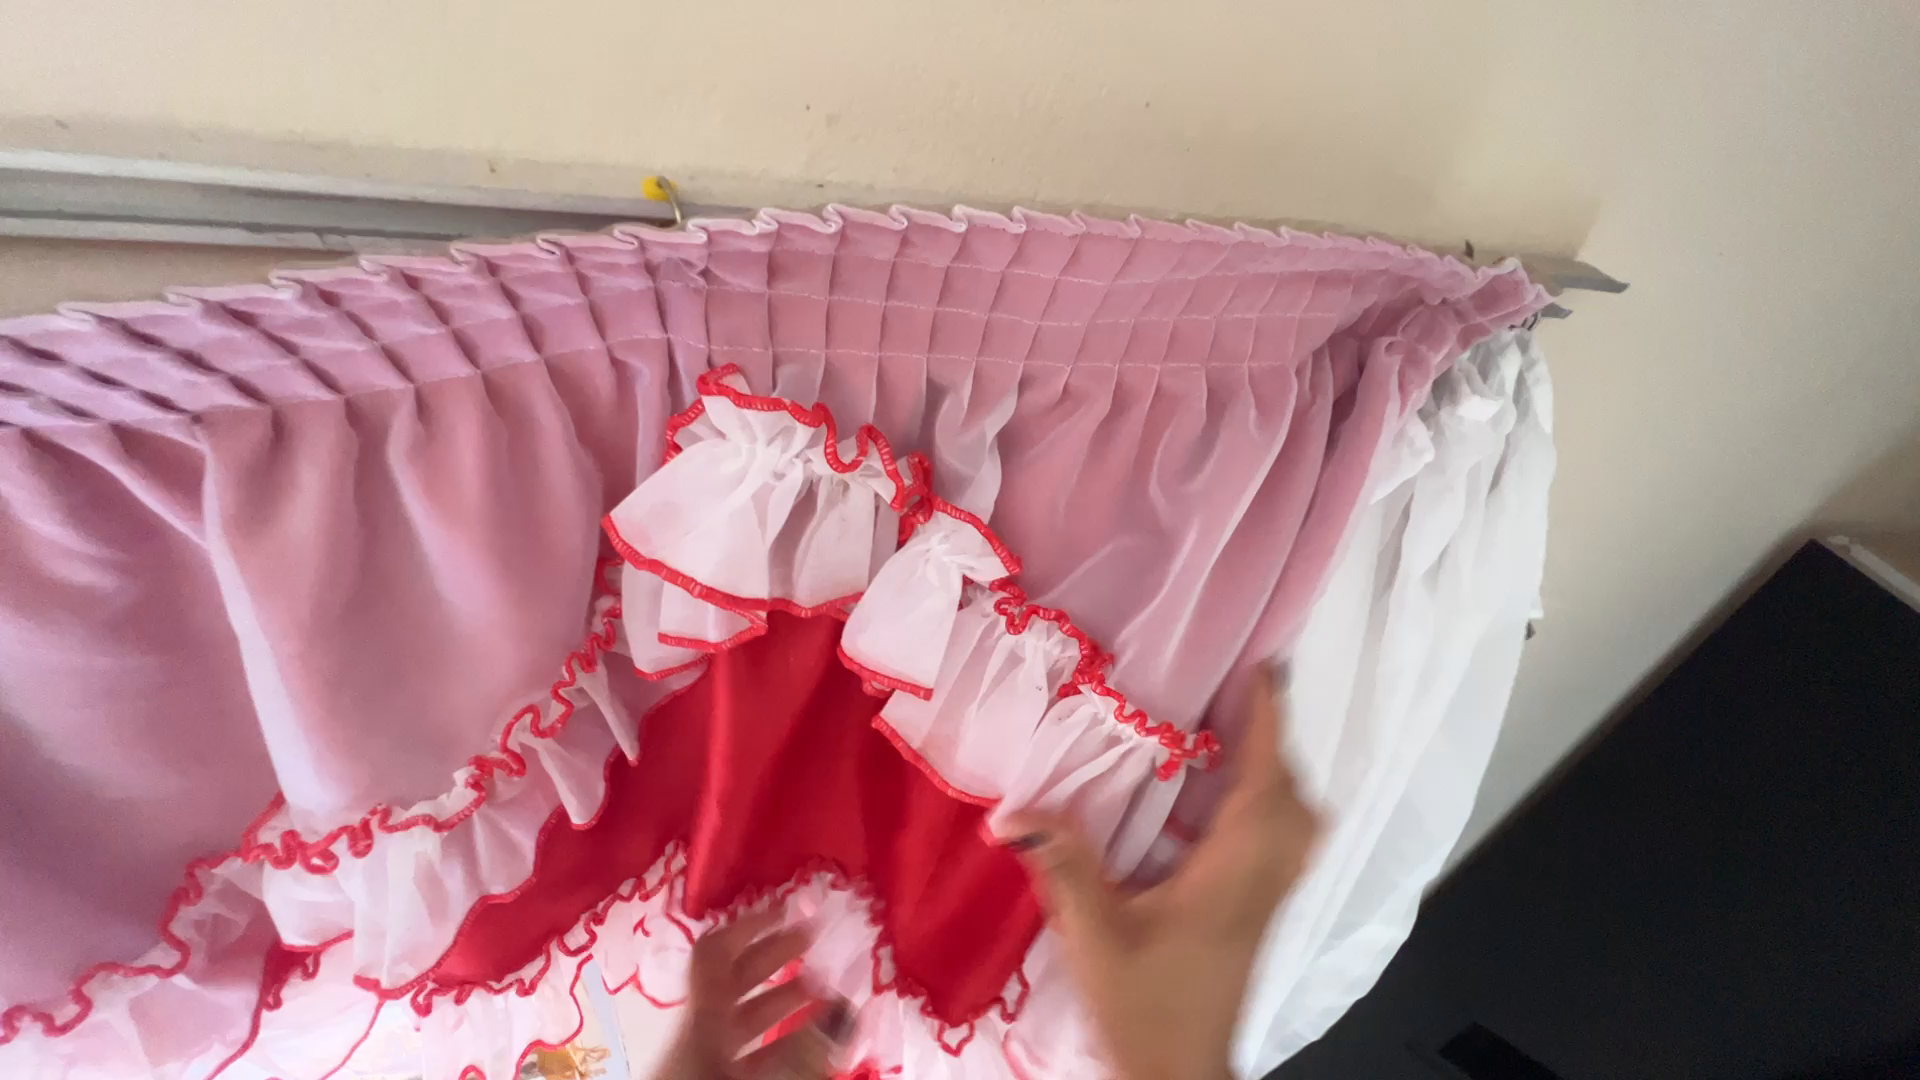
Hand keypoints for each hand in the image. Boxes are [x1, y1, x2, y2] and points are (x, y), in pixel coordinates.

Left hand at [649, 908, 851, 1079]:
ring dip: (778, 996)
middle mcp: (694, 1037)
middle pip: (729, 979)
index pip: (716, 952)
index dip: (751, 923)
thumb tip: (846, 1010)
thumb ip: (803, 1054)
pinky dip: (772, 1037)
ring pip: (736, 1017)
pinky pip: (739, 1050)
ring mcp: (695, 1065)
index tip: (792, 906)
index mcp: (699, 1025)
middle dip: (774, 954)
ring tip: (821, 991)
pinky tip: (801, 1044)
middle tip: (816, 939)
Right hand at [1006, 662, 1320, 1079]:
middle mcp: (1261, 883)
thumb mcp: (1094, 937)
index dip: (1268, 728)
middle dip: (1275, 740)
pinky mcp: (1259, 912)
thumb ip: (1061, 867)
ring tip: (1240, 731)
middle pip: (1293, 800)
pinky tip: (1231, 795)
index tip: (1262, 671)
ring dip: (1277, 769)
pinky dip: (1270, 803)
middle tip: (1242, 695)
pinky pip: (1282, 842)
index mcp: (1229, 880)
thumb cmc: (1143, 1009)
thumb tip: (1010, 811)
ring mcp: (1266, 900)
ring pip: (1296, 822)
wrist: (1180, 1079)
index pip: (1262, 792)